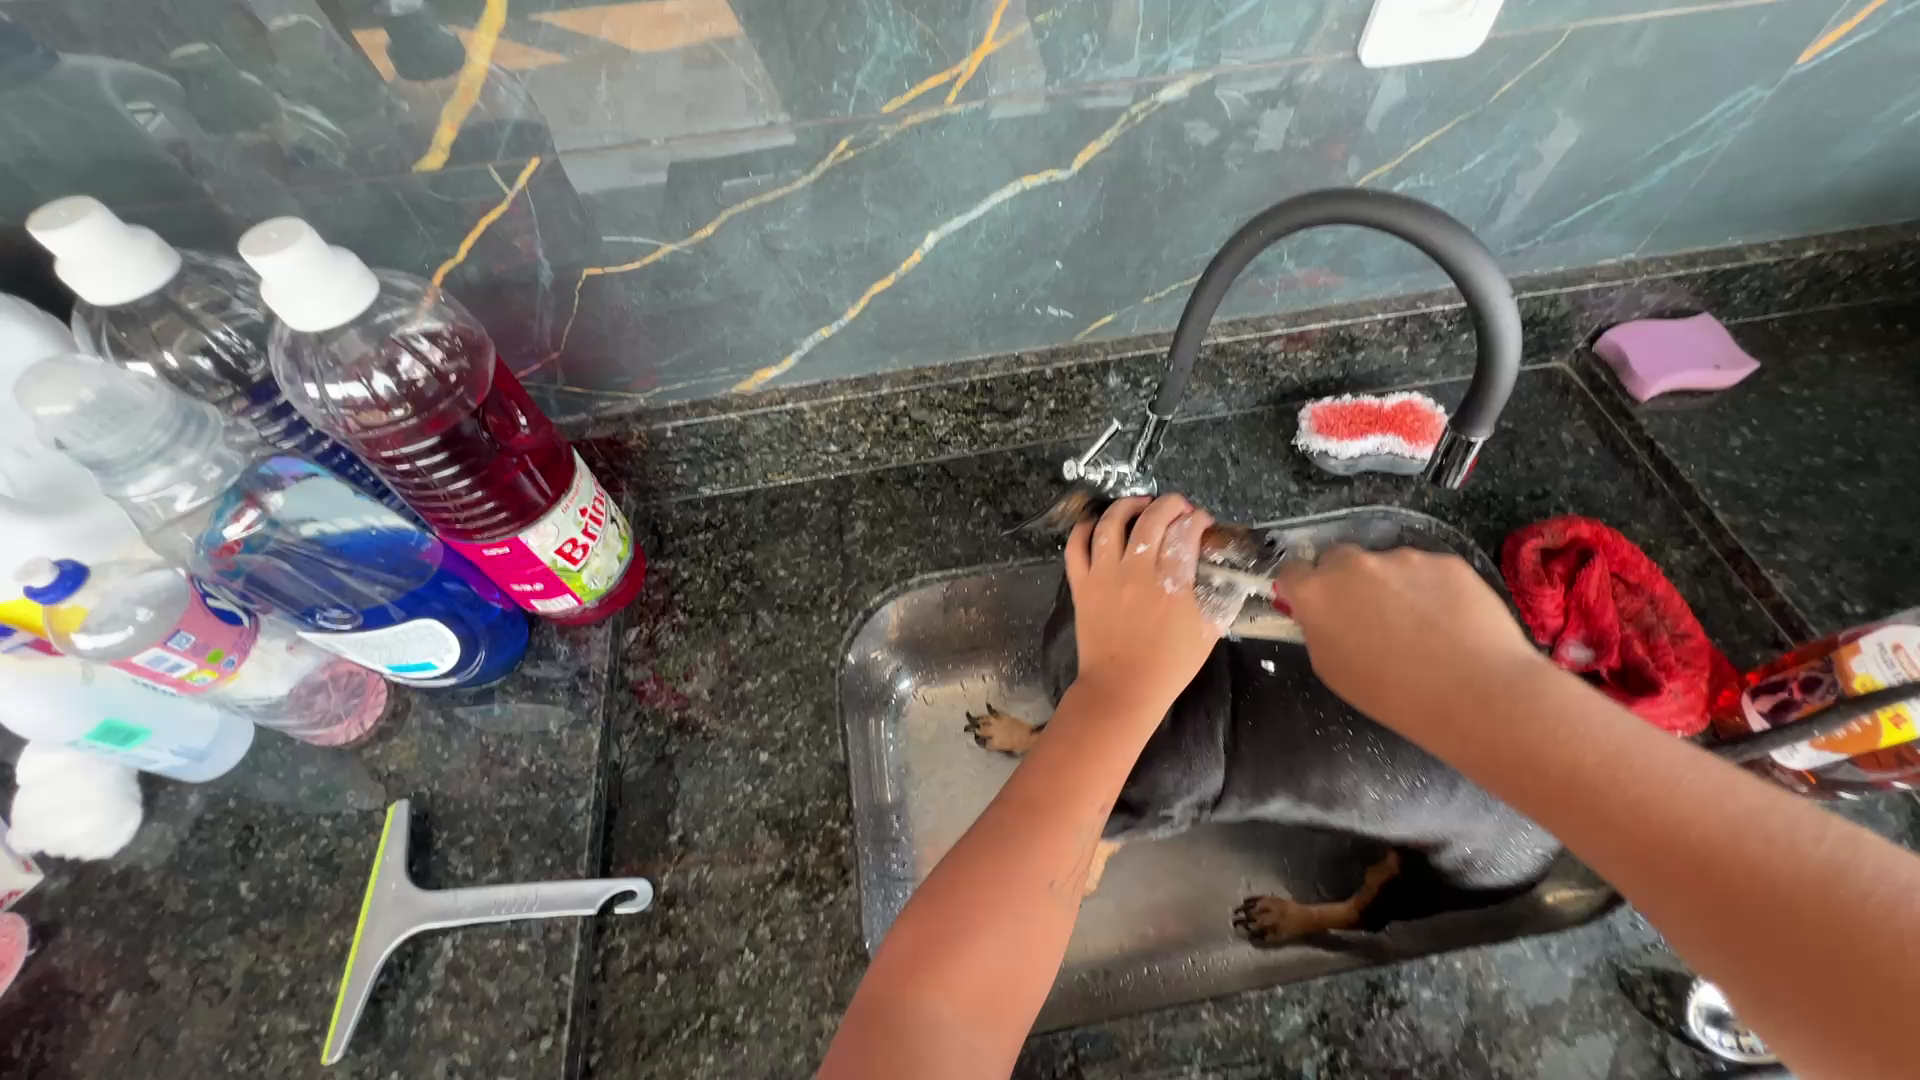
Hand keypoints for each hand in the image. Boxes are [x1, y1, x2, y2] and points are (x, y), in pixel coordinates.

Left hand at [1064, 495, 1225, 710]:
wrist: (1123, 688)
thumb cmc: (1170, 664)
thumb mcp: (1209, 631)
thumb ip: (1220, 597)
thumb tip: (1226, 572)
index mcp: (1173, 583)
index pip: (1187, 532)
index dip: (1198, 519)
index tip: (1202, 522)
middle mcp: (1137, 571)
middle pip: (1152, 518)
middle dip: (1170, 504)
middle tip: (1178, 509)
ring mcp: (1104, 575)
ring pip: (1110, 523)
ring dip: (1127, 506)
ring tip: (1140, 506)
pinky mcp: (1081, 585)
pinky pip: (1076, 547)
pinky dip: (1085, 529)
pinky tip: (1098, 526)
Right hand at [1274, 544, 1546, 728]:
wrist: (1475, 694)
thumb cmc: (1391, 693)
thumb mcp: (1331, 668)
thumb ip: (1318, 629)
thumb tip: (1323, 614)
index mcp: (1316, 593)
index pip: (1292, 572)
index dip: (1301, 588)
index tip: (1315, 606)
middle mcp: (1353, 565)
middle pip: (1338, 560)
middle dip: (1345, 581)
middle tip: (1368, 616)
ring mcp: (1402, 558)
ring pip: (1386, 565)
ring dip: (1391, 585)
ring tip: (1419, 624)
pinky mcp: (1445, 561)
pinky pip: (1427, 571)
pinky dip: (1430, 589)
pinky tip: (1449, 621)